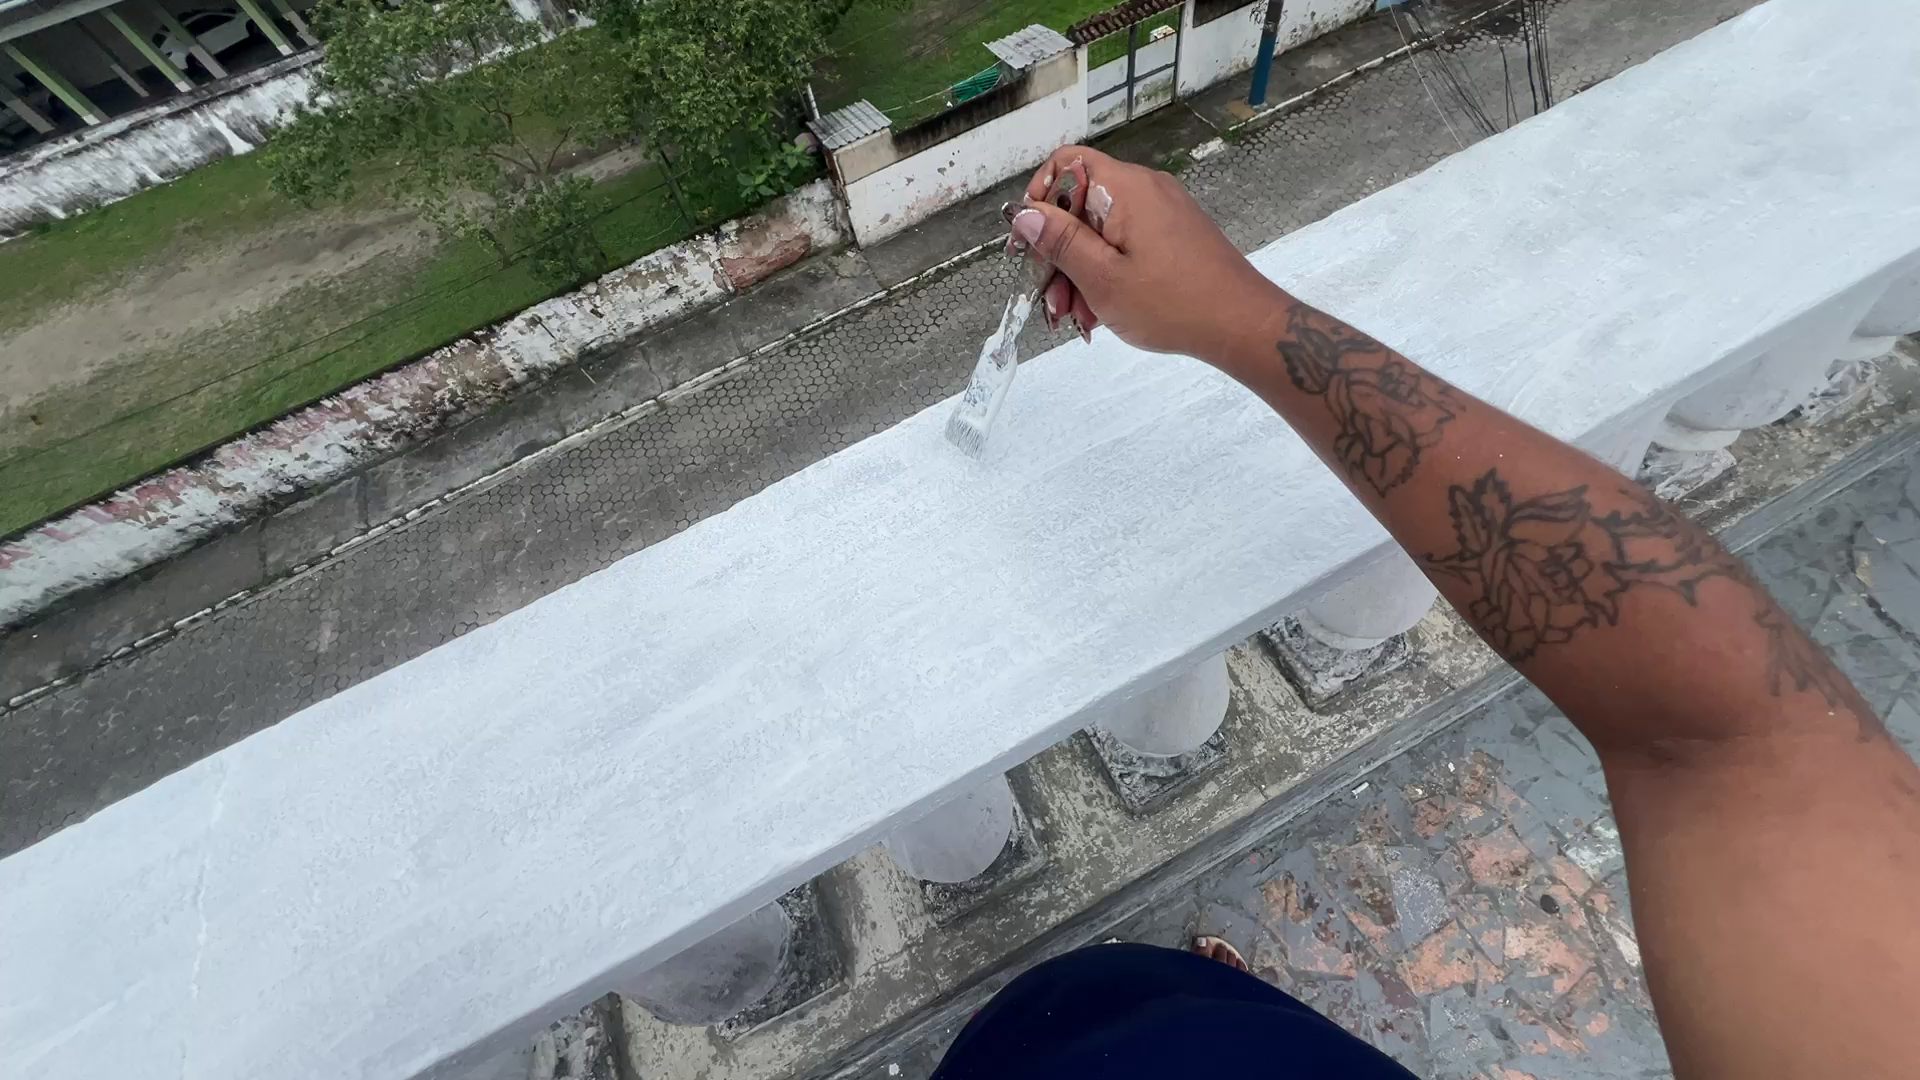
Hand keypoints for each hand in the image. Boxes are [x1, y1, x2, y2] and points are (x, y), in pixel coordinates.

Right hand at [1008, 146, 1282, 362]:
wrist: (1239, 323)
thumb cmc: (1169, 303)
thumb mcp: (1102, 278)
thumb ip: (1060, 242)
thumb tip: (1020, 211)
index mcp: (1125, 188)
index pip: (1066, 165)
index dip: (1039, 200)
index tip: (1029, 247)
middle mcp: (1143, 190)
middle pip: (1080, 207)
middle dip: (1058, 256)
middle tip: (1052, 305)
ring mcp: (1161, 213)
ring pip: (1101, 233)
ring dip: (1080, 275)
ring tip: (1078, 319)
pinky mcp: (1172, 236)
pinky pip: (1125, 247)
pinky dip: (1106, 276)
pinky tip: (1101, 313)